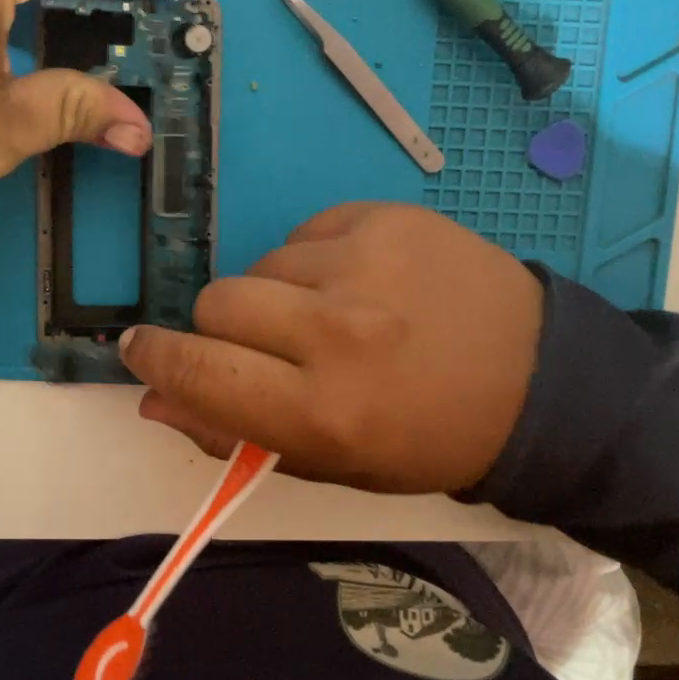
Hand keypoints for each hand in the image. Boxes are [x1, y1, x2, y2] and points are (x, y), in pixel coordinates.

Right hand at [120, 203, 544, 493]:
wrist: (539, 381)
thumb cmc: (426, 440)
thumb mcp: (332, 462)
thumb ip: (234, 434)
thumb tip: (153, 399)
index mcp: (323, 411)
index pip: (200, 372)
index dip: (156, 360)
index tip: (139, 350)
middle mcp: (337, 331)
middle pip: (217, 302)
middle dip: (222, 328)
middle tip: (265, 345)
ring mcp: (363, 263)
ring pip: (259, 264)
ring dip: (276, 294)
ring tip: (331, 315)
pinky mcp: (385, 217)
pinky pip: (305, 233)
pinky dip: (314, 260)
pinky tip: (360, 284)